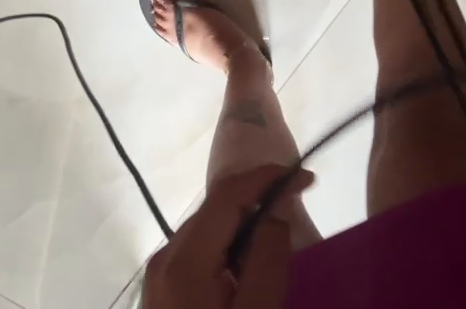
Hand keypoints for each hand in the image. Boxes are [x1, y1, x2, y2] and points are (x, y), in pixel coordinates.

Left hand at [142, 165, 314, 308]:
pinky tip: (249, 271)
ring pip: (208, 230)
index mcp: (184, 259)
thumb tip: (276, 205)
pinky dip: (228, 249)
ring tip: (277, 244)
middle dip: (257, 201)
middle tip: (298, 209)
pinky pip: (200, 252)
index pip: (227, 194)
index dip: (267, 178)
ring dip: (244, 227)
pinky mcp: (162, 289)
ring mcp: (159, 273)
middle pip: (215, 209)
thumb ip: (267, 258)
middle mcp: (164, 255)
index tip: (307, 178)